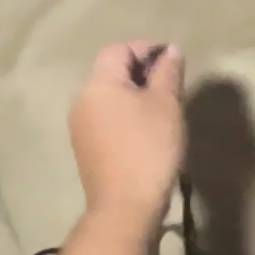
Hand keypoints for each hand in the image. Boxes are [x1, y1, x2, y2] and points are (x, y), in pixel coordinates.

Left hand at [68, 41, 186, 222]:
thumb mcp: (167, 105)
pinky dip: (126, 114)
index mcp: (98, 83)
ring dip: (135, 94)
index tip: (173, 61)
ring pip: (109, 95)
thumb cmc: (149, 148)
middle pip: (111, 71)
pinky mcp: (85, 147)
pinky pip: (106, 117)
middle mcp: (82, 99)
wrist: (126, 206)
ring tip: (163, 107)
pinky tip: (147, 129)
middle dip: (142, 70)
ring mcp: (80, 126)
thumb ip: (168, 72)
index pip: (119, 49)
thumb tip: (170, 50)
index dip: (147, 48)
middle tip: (172, 84)